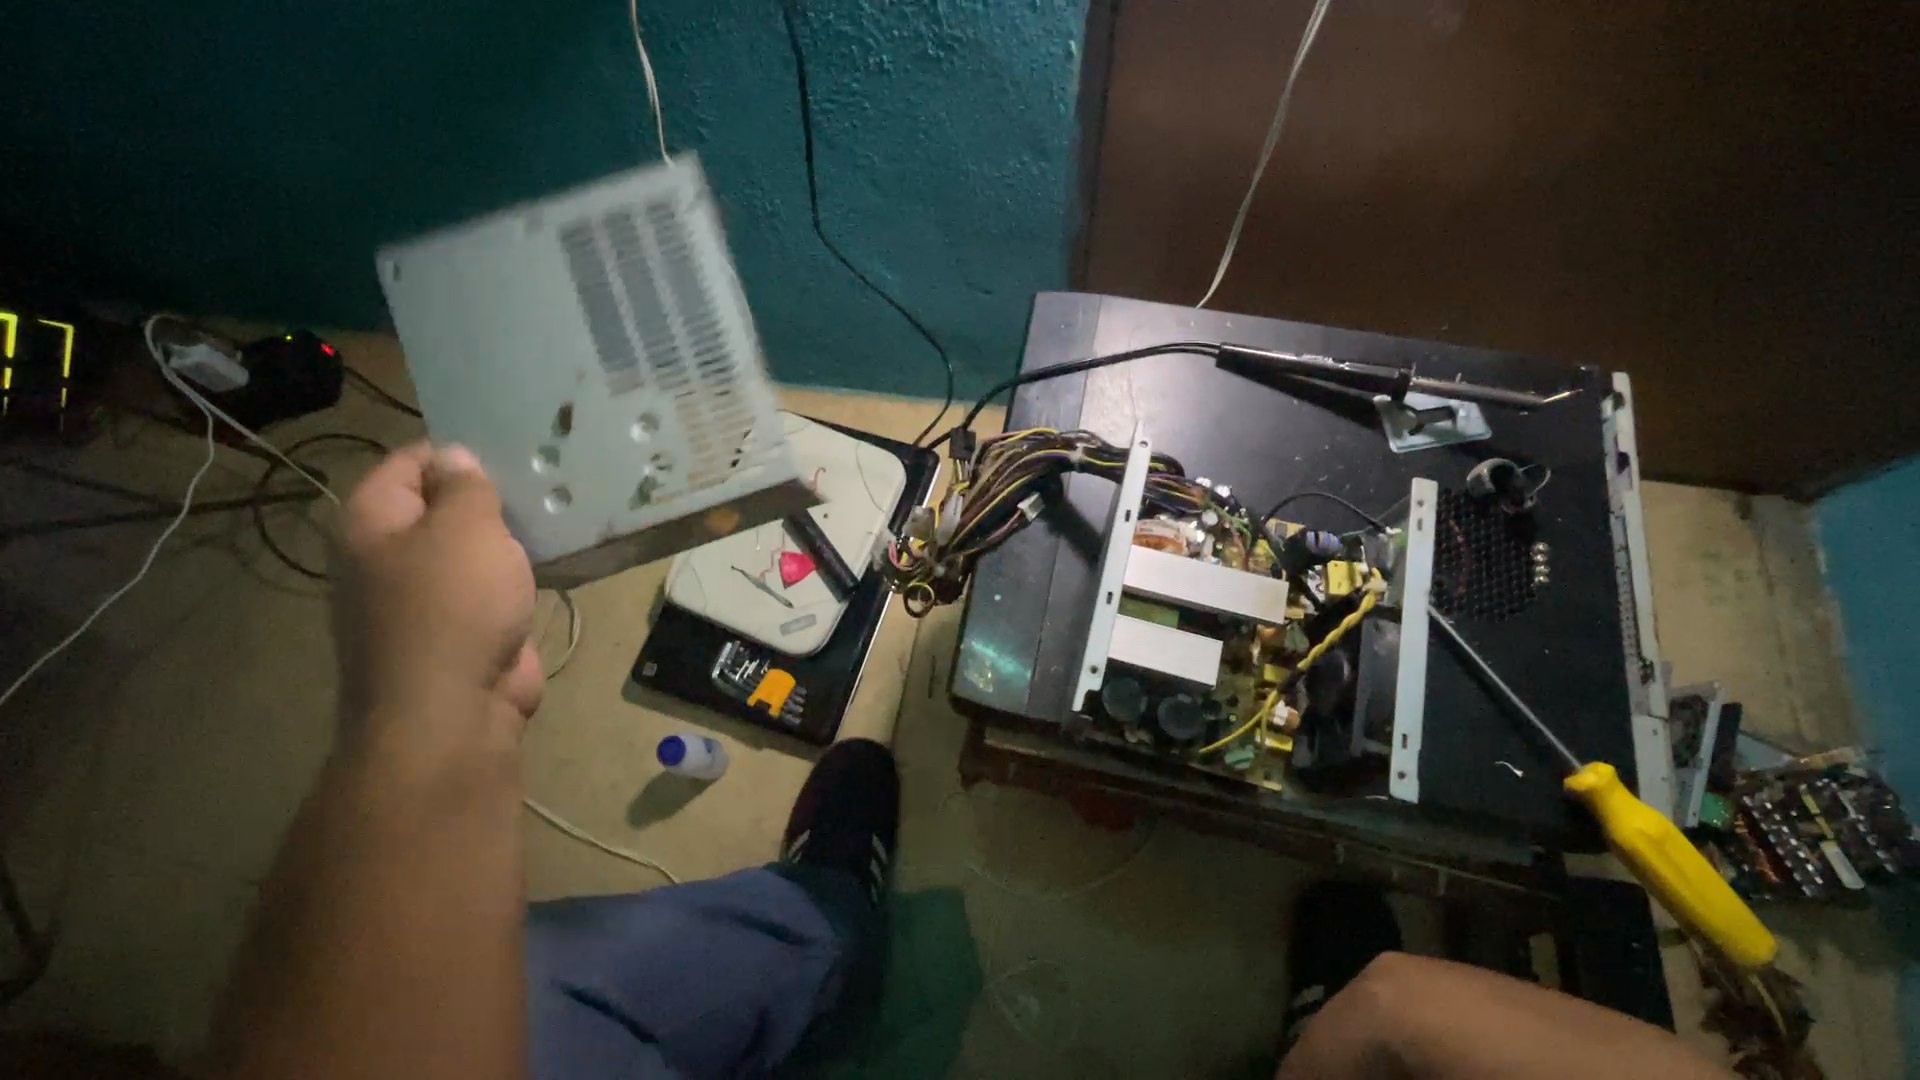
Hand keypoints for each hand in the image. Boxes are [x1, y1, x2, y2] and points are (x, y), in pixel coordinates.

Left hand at [334, 443, 542, 737]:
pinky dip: (515, 579)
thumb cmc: (453, 606)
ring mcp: (422, 600)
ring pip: (469, 552)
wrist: (452, 710)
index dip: (457, 454)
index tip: (511, 453)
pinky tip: (550, 567)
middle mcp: (387, 558)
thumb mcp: (465, 528)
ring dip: (506, 541)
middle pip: (440, 509)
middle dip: (488, 499)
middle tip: (542, 484)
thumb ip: (464, 487)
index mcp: (372, 523)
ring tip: (555, 518)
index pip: (409, 463)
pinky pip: (490, 590)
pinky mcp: (459, 632)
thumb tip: (455, 458)